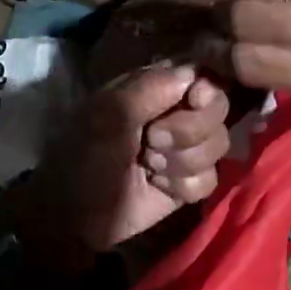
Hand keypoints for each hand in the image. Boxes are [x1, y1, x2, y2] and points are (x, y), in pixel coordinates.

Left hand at [17, 64, 230, 264]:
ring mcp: (184, 147)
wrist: (72, 216)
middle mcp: (176, 110)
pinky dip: (184, 186)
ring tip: (150, 167)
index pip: (203, 73)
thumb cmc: (85, 154)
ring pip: (218, 144)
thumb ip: (151, 89)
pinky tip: (159, 187)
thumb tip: (194, 74)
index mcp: (155, 85)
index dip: (207, 88)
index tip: (194, 102)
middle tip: (153, 143)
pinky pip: (210, 179)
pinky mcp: (187, 182)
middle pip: (219, 108)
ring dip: (184, 161)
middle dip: (190, 131)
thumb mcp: (110, 114)